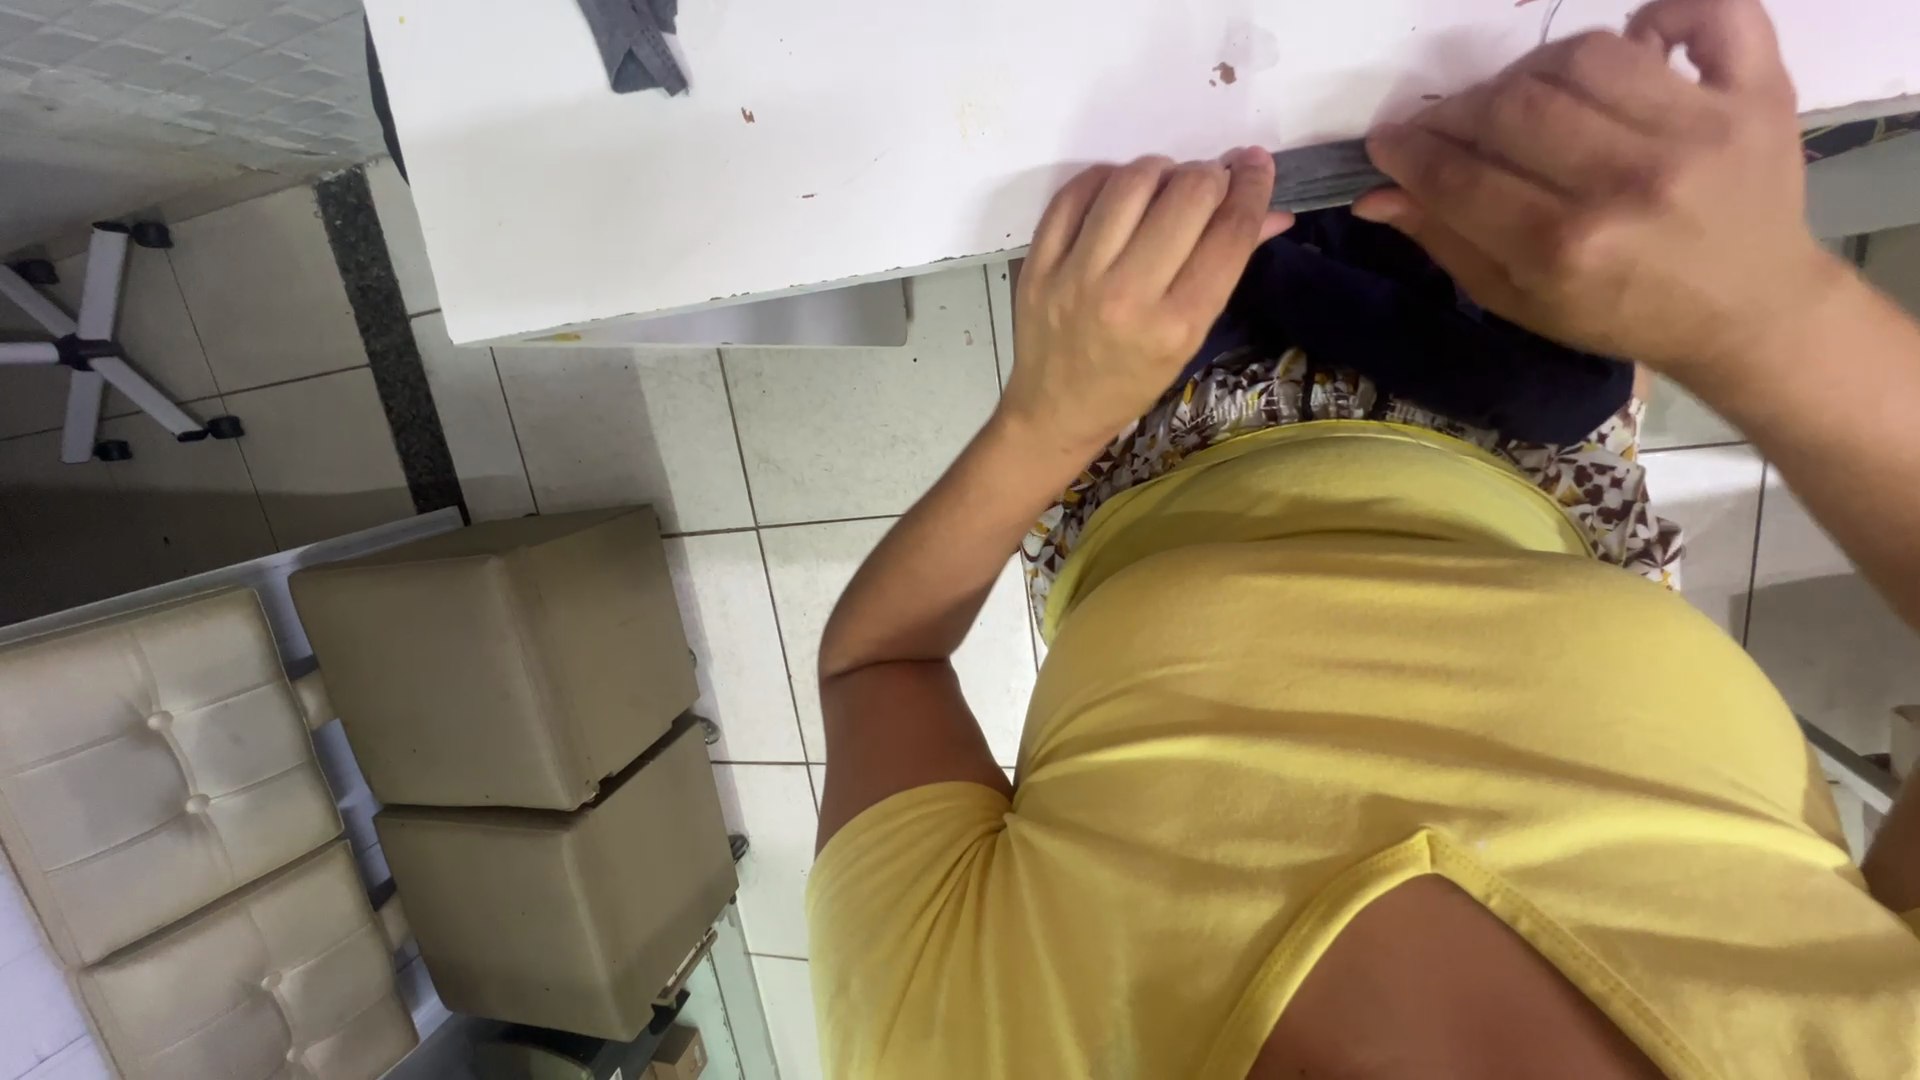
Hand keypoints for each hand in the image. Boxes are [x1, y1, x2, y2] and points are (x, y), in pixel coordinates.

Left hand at [1001, 150, 1292, 456]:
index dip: (1253, 186)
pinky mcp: (1038, 266)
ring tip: (1162, 188)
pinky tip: (1117, 194)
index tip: (1254, 166)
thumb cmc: (1131, 381)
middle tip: (1207, 185)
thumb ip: (1227, 269)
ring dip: (1159, 171)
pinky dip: (1105, 179)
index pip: (1230, 231)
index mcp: (1175, 325)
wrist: (1057, 411)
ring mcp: (1075, 278)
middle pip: (1188, 193)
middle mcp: (1126, 297)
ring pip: (1132, 181)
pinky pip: (1076, 192)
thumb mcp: (1188, 338)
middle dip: (1209, 176)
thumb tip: (1274, 209)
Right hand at [1353, 0, 1846, 377]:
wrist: (1741, 307)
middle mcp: (1626, 181)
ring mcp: (1700, 128)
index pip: (1459, 177)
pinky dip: (1667, 9)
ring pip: (1587, 55)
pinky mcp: (1759, 92)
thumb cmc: (1609, 312)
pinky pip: (1718, 12)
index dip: (1408, 152)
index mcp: (1559, 247)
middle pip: (1513, 108)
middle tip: (1441, 126)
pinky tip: (1631, 37)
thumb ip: (1444, 238)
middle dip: (1456, 111)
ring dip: (1528, 69)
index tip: (1385, 141)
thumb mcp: (1510, 296)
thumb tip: (1376, 195)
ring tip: (1515, 98)